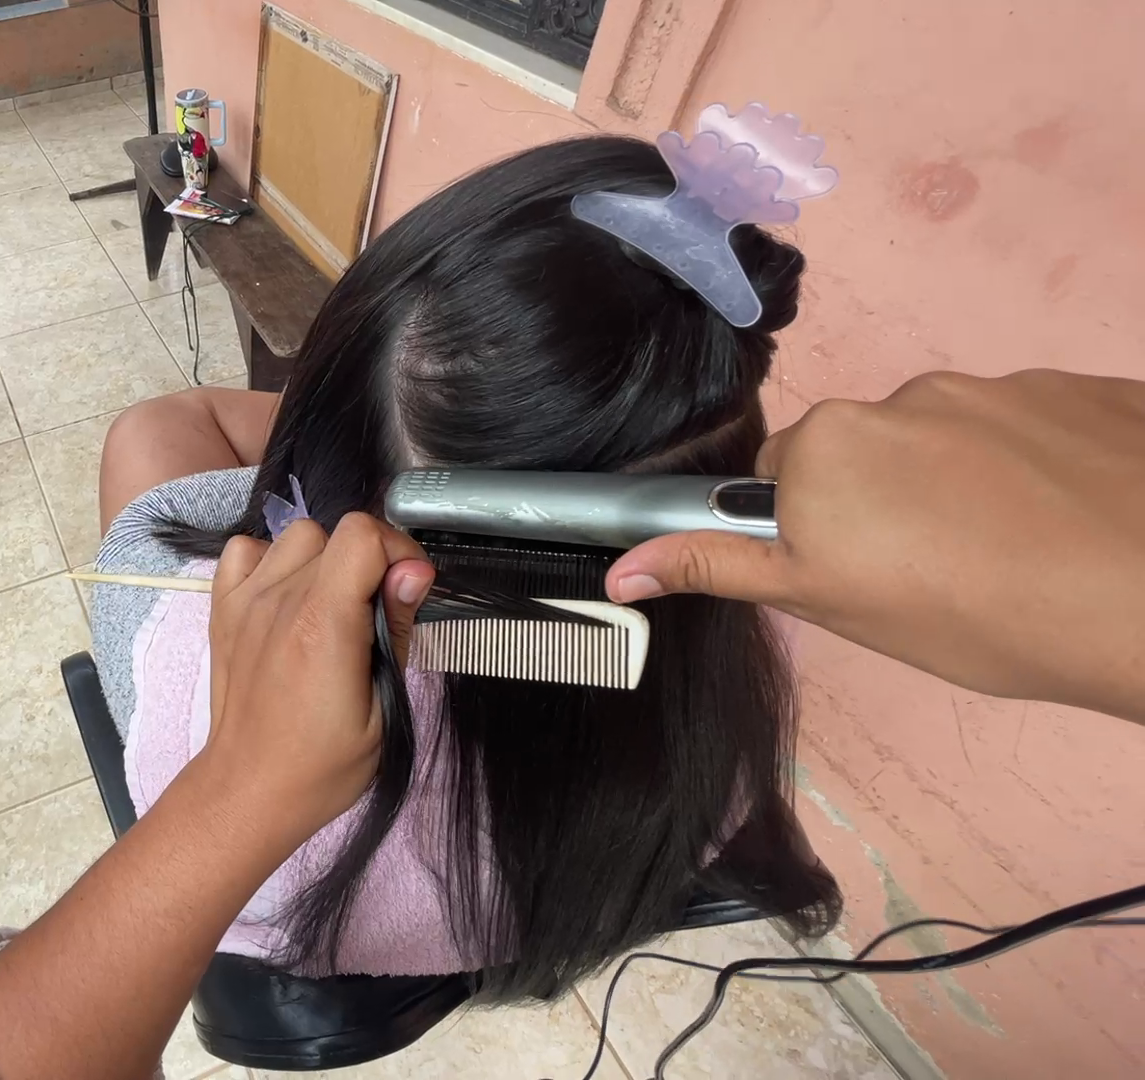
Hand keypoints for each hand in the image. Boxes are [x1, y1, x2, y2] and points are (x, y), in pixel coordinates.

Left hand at [195, 512, 435, 844]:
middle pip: (335, 535)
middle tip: (371, 616)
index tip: (406, 591)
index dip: (397, 552)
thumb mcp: (385, 710)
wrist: (249, 787)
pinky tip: (284, 597)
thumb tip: (414, 571)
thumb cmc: (323, 764)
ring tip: (328, 606)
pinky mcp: (221, 607)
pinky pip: (245, 549)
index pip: (362, 534)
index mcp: (321, 624)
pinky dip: (269, 561)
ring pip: (295, 535)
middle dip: (368, 564)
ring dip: (322, 559)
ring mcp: (244, 600)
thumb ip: (397, 631)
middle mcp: (278, 600)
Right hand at [606, 369, 1144, 722]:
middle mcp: (904, 395)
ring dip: (958, 480)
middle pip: (862, 451)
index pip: (785, 474)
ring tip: (1012, 545)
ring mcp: (1010, 386)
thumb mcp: (819, 598)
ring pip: (947, 439)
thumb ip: (715, 568)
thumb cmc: (961, 611)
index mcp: (826, 439)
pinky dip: (1039, 465)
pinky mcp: (1099, 392)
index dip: (810, 524)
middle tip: (928, 564)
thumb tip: (618, 573)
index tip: (857, 563)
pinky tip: (1071, 517)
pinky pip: (1035, 427)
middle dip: (877, 497)